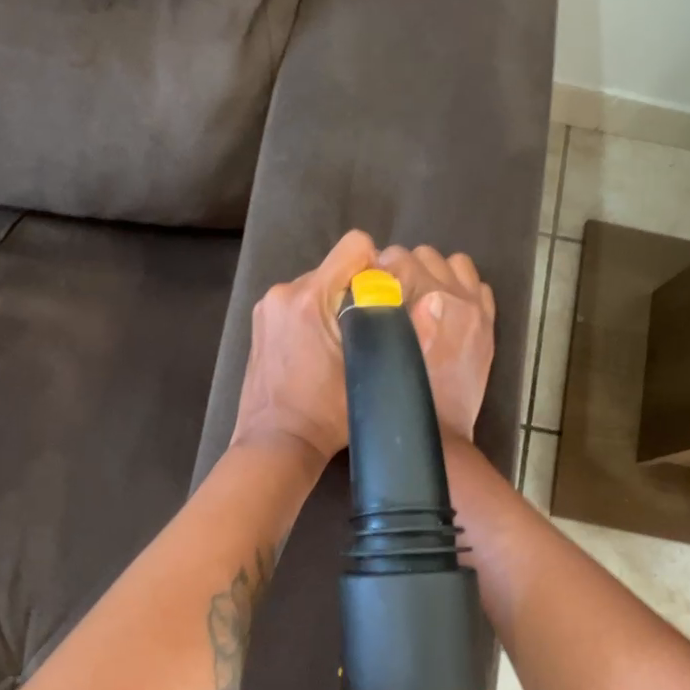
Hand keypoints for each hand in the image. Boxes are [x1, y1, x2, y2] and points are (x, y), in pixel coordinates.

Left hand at [231, 230, 377, 463]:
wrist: (276, 443)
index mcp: (309, 298)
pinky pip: (299, 302)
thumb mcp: (371, 371)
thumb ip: (398, 332)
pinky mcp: (260, 321)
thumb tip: (429, 301)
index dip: (378, 266)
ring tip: (343, 344)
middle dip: (355, 291)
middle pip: (335, 269)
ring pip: (317, 286)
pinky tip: (320, 350)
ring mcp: (267, 306)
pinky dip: (314, 316)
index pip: (355, 246)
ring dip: (333, 305)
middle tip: (368, 330)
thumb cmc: (326, 415)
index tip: (386, 297)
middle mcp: (283, 292)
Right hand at [375, 245, 495, 442]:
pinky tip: (444, 307)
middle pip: (425, 255)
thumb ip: (374, 309)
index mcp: (429, 300)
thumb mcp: (377, 348)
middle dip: (404, 267)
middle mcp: (457, 297)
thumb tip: (367, 281)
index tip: (368, 282)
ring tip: (419, 293)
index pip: (399, 259)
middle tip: (390, 289)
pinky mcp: (488, 324)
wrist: (440, 431)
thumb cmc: (398, 394)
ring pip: (455, 264)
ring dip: (434, 272)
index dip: (378, 269)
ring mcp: (477, 309)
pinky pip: (478, 286)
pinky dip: (462, 288)